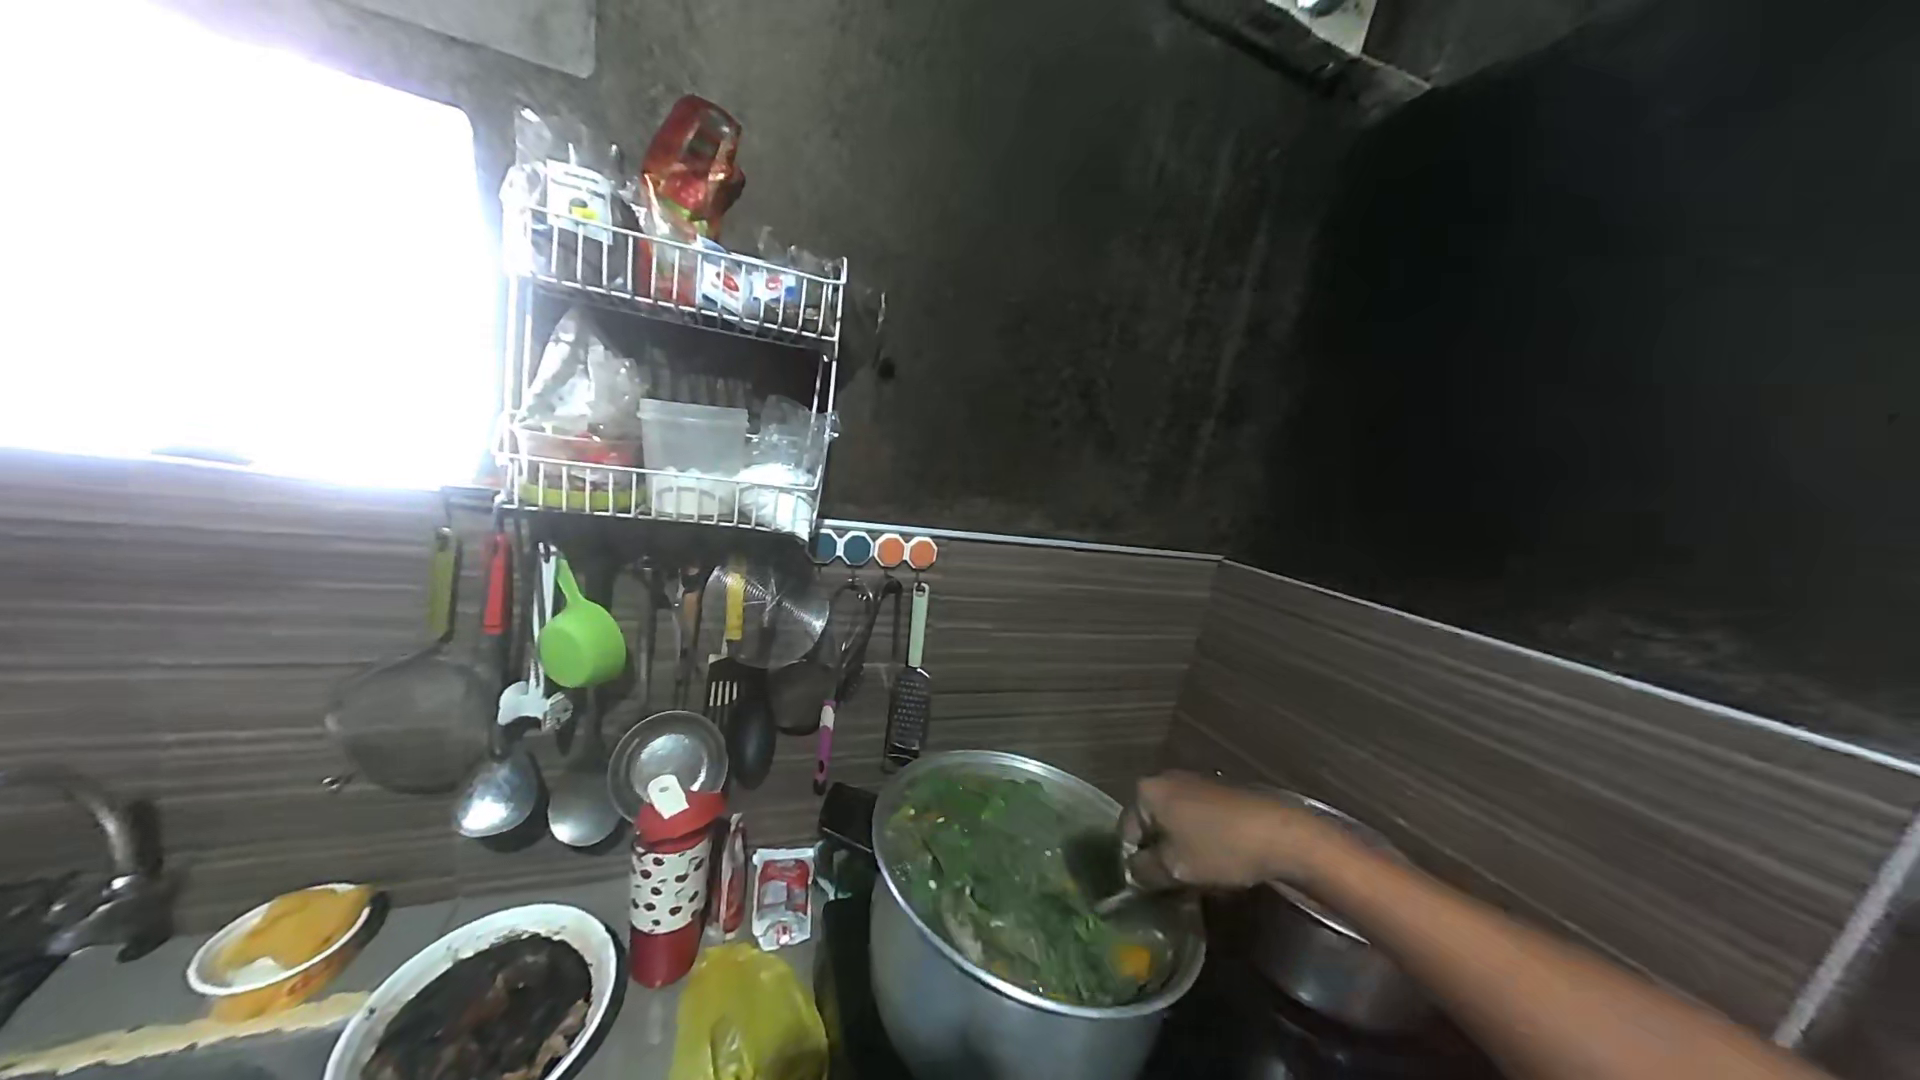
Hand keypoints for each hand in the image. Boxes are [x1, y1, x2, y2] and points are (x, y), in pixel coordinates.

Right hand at [1120, 771, 1335, 889]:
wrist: (1282, 833)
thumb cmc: (1219, 847)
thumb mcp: (1175, 868)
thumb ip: (1144, 871)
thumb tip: (1134, 871)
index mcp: (1147, 790)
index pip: (1126, 830)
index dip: (1136, 861)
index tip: (1153, 885)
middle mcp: (1167, 779)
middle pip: (1152, 825)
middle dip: (1160, 854)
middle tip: (1175, 884)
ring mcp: (1196, 783)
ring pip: (1176, 824)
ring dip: (1182, 849)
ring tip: (1201, 877)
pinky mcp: (1221, 793)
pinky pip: (1199, 820)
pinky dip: (1202, 840)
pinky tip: (1220, 862)